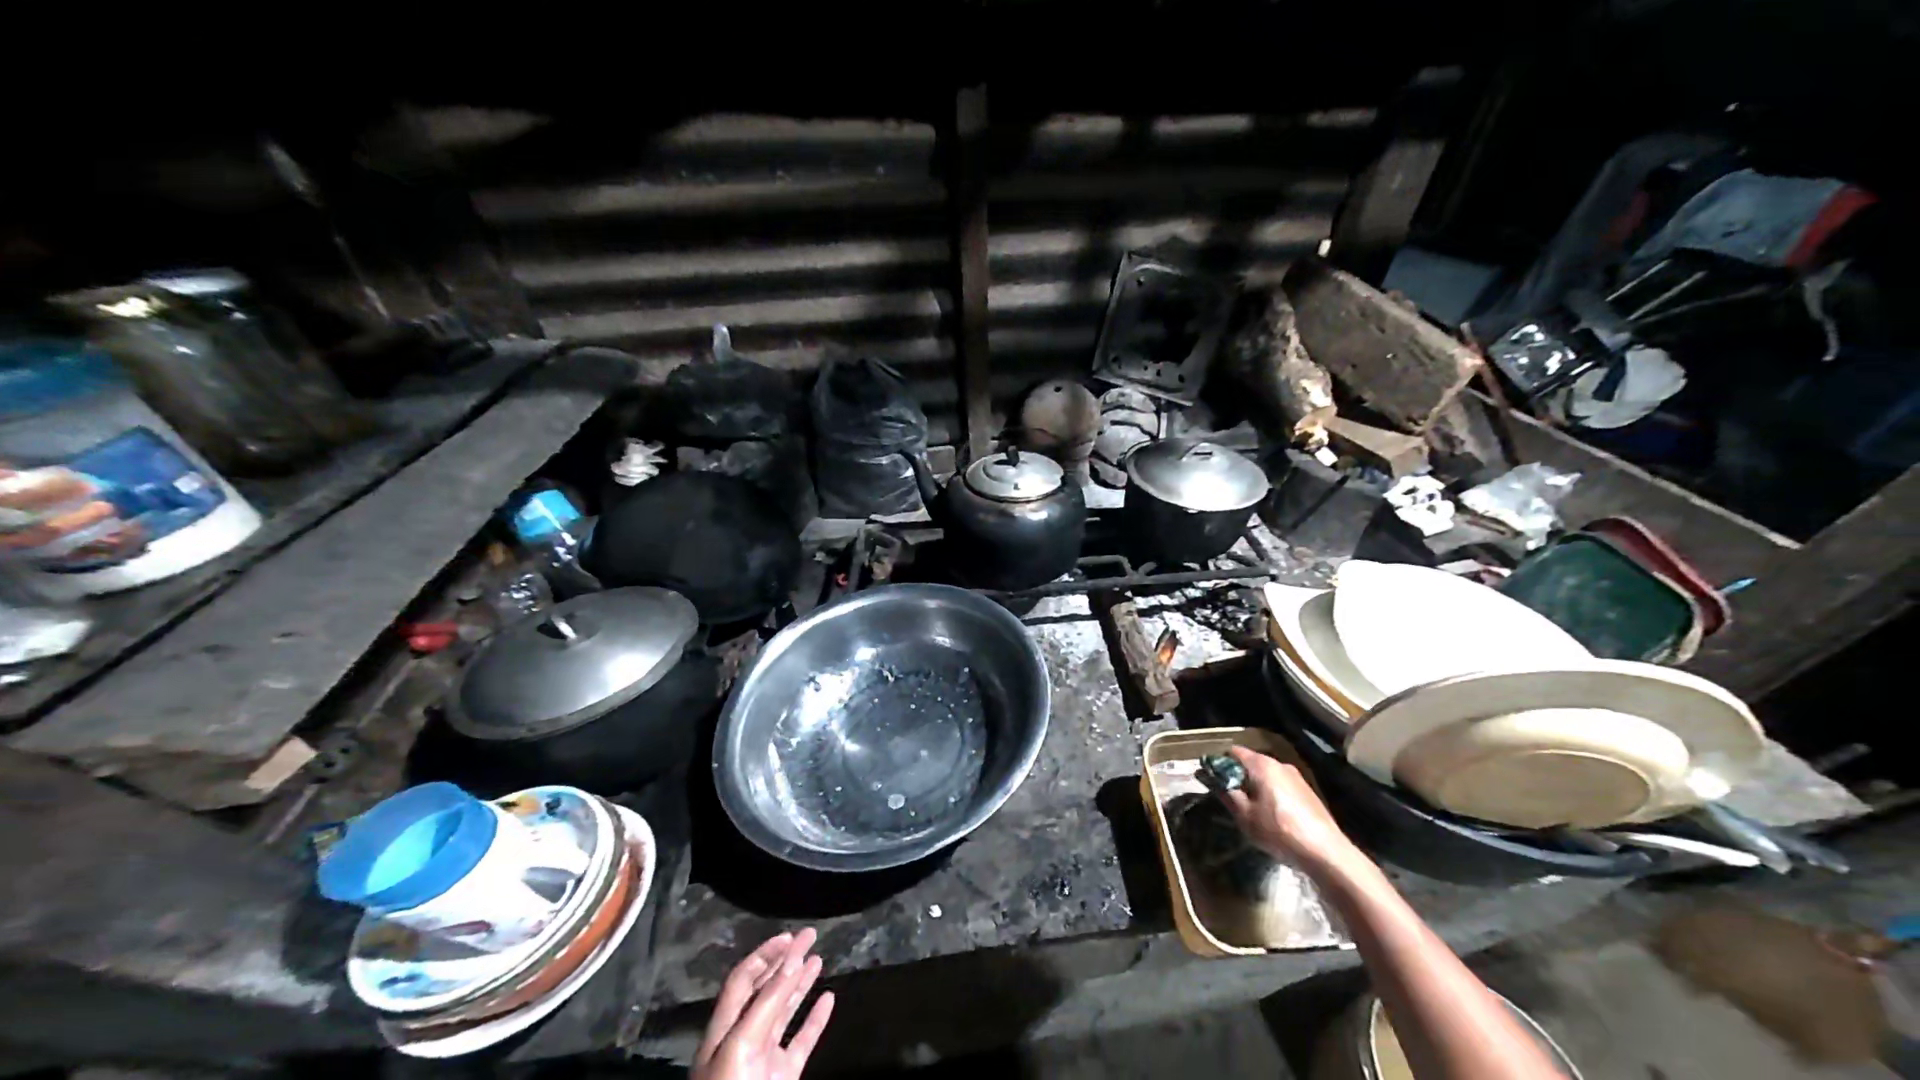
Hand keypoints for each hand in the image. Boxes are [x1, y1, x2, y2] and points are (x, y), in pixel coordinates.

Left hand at [693, 928, 834, 1079]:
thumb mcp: (741, 1045)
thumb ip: (766, 1003)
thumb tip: (790, 960)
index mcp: (725, 1028)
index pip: (743, 980)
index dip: (764, 955)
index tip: (788, 936)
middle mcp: (744, 1038)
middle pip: (766, 990)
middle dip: (787, 961)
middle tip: (811, 935)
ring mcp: (764, 1059)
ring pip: (785, 1012)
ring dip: (801, 984)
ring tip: (819, 958)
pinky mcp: (784, 1076)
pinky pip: (802, 1042)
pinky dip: (816, 1020)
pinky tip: (829, 1000)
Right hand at [1218, 746, 1361, 874]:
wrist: (1325, 852)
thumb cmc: (1278, 830)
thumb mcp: (1244, 815)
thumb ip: (1226, 792)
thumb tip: (1208, 776)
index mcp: (1262, 764)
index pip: (1232, 752)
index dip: (1218, 763)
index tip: (1211, 780)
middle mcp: (1280, 764)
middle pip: (1250, 762)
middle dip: (1237, 776)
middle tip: (1228, 798)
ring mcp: (1297, 777)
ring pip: (1266, 775)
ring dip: (1254, 786)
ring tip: (1249, 810)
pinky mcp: (1307, 792)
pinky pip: (1280, 786)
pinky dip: (1270, 794)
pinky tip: (1271, 816)